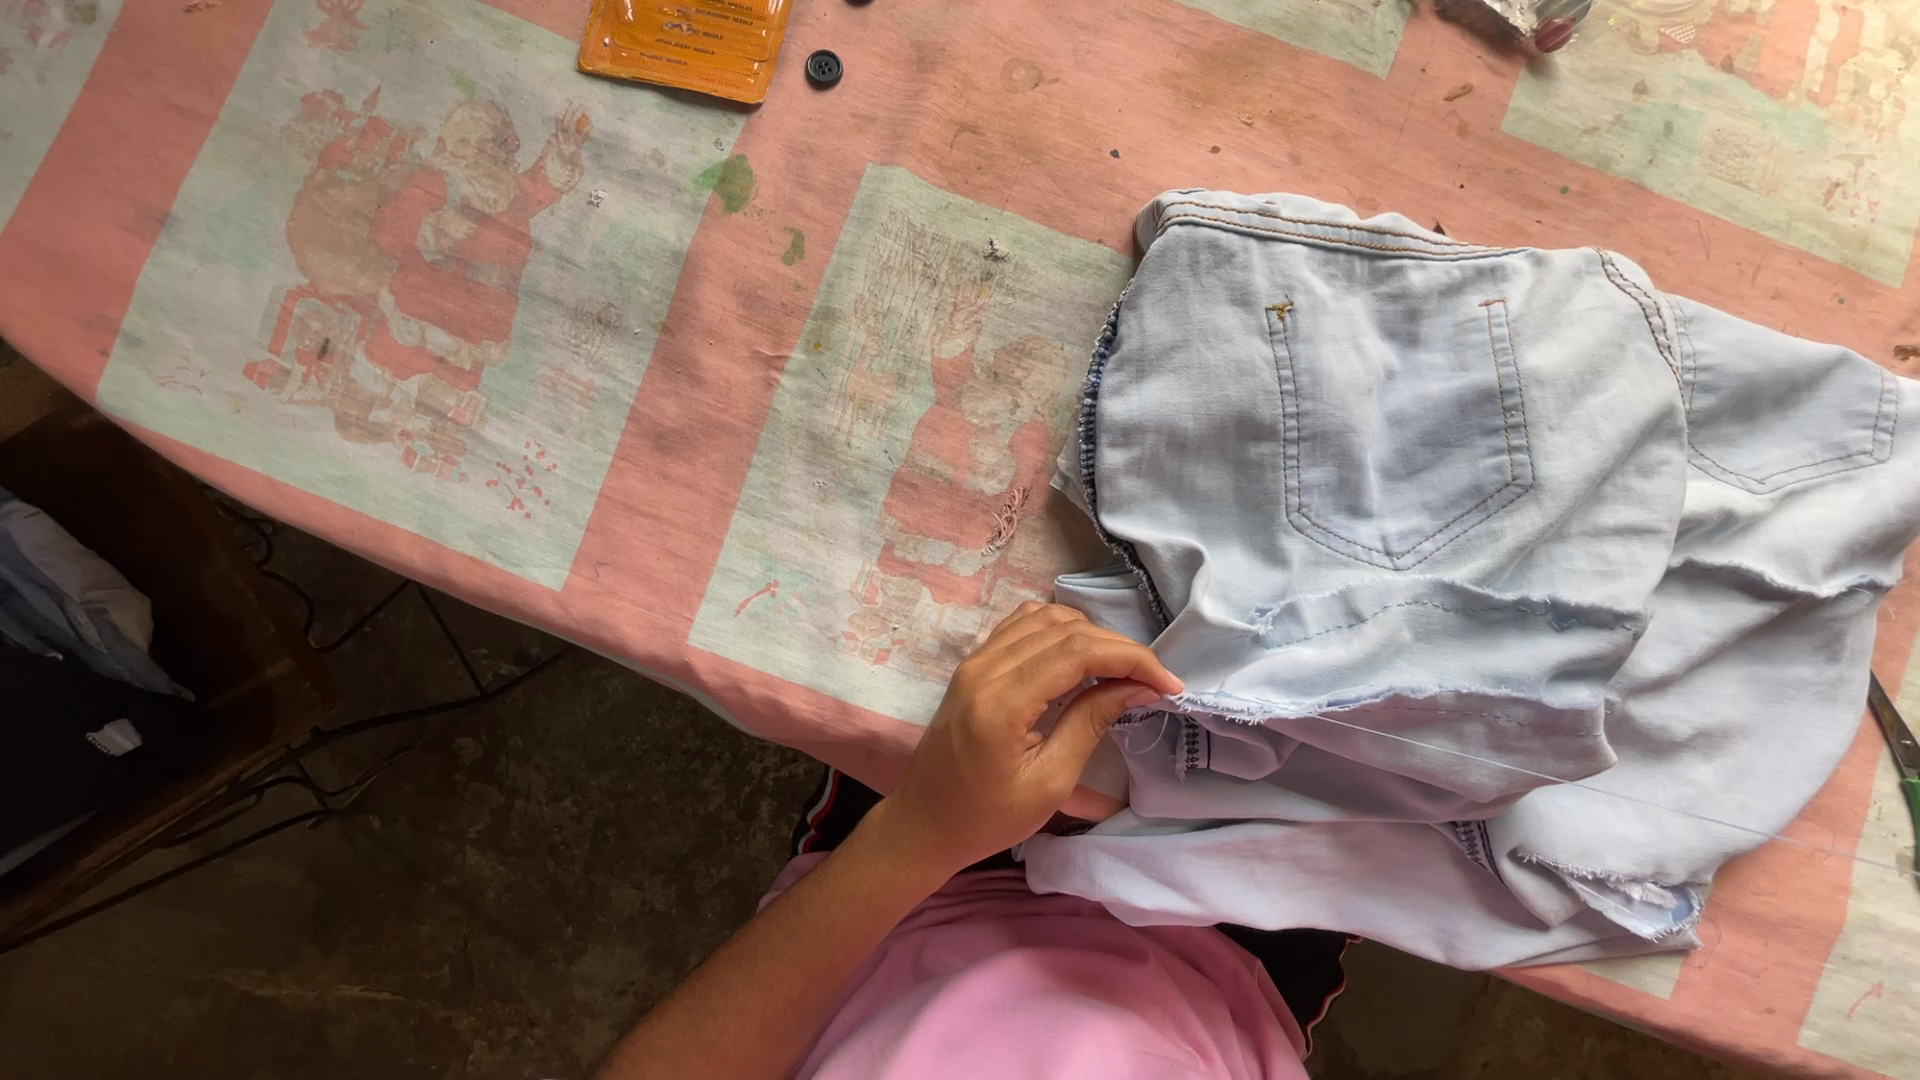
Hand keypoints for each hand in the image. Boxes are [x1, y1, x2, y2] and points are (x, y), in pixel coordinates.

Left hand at [866, 602, 1182, 878]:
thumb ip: (1091, 723)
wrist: (924, 823)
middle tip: (1152, 679)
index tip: (1168, 683)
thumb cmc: (987, 818)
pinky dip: (1058, 629)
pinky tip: (1079, 655)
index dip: (1130, 659)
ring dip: (1089, 634)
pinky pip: (1020, 625)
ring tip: (1120, 669)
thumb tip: (1138, 687)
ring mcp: (974, 660)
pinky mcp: (972, 663)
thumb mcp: (1050, 782)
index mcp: (1002, 702)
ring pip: (1043, 618)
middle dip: (1118, 647)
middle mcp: (984, 668)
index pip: (1077, 653)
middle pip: (1064, 630)